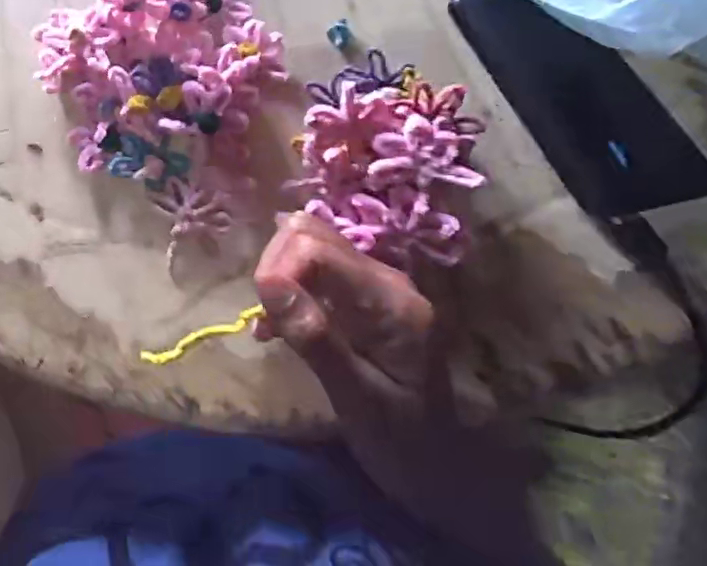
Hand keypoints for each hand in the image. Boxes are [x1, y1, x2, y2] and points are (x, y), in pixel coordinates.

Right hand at [255, 213, 552, 564]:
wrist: (444, 472)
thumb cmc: (403, 445)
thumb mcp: (357, 400)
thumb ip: (315, 338)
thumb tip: (268, 282)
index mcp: (392, 302)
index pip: (320, 249)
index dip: (279, 266)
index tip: (261, 313)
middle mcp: (387, 278)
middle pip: (313, 233)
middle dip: (276, 265)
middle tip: (265, 317)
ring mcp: (376, 282)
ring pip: (311, 242)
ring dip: (280, 273)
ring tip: (271, 323)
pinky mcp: (364, 294)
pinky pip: (317, 265)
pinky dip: (290, 283)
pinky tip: (281, 323)